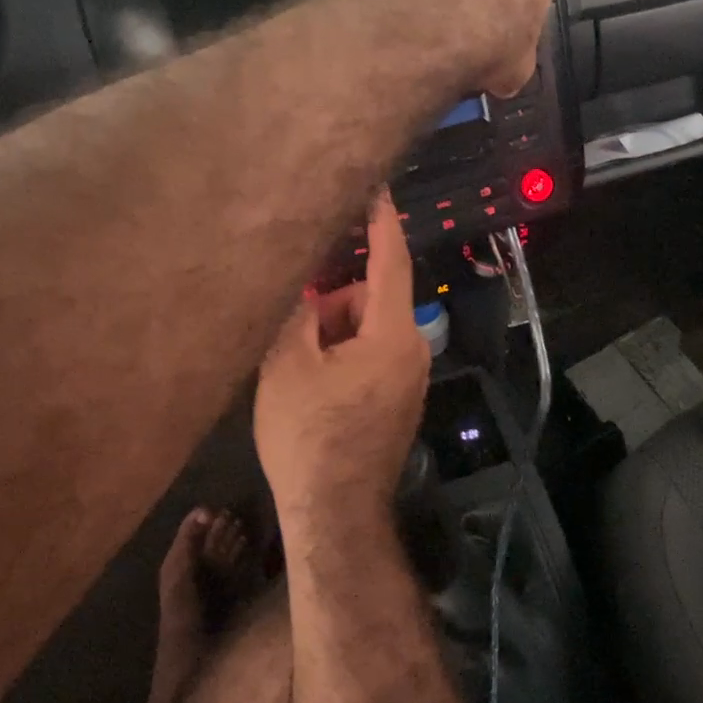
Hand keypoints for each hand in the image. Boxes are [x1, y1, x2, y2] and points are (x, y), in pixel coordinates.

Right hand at [254, 192, 430, 529]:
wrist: (333, 514)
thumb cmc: (310, 436)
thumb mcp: (289, 365)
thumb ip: (302, 314)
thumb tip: (313, 292)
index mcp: (394, 333)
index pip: (392, 261)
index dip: (383, 221)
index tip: (378, 188)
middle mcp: (412, 350)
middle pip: (372, 299)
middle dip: (334, 303)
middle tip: (292, 331)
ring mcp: (408, 379)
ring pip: (368, 330)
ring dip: (334, 334)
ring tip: (295, 368)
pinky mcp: (398, 401)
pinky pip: (371, 357)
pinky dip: (343, 356)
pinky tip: (311, 385)